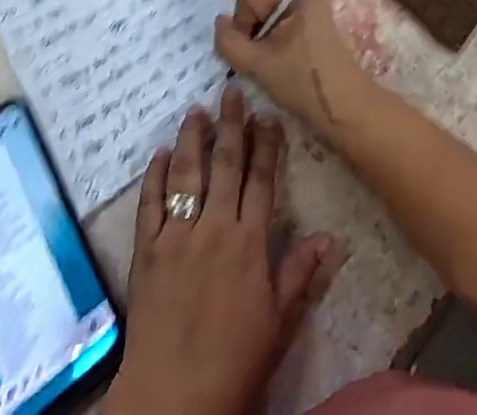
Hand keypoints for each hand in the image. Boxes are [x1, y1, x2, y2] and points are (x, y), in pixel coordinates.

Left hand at [106, 92, 335, 414]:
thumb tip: (331, 236)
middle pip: (224, 166)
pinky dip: (155, 176)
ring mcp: (176, 236)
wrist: (174, 395)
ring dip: (191, 140)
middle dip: (230, 126)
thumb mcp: (278, 321)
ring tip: (195, 110)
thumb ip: (299, 273)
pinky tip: (159, 153)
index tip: (267, 116)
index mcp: (249, 243)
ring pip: (186, 175)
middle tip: (230, 92)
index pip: (261, 181)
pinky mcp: (146, 249)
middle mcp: (213, 228)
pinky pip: (150, 203)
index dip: (265, 146)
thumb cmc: (235, 360)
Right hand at [215, 0, 373, 138]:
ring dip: (260, 42)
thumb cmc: (303, 84)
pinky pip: (280, 28)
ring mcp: (312, 12)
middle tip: (260, 62)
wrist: (348, 111)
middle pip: (257, 4)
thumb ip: (228, 41)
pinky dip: (273, 46)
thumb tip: (220, 22)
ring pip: (266, 19)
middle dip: (250, 32)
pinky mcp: (314, 29)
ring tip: (271, 67)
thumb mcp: (256, 64)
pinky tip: (281, 67)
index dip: (241, 23)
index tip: (253, 52)